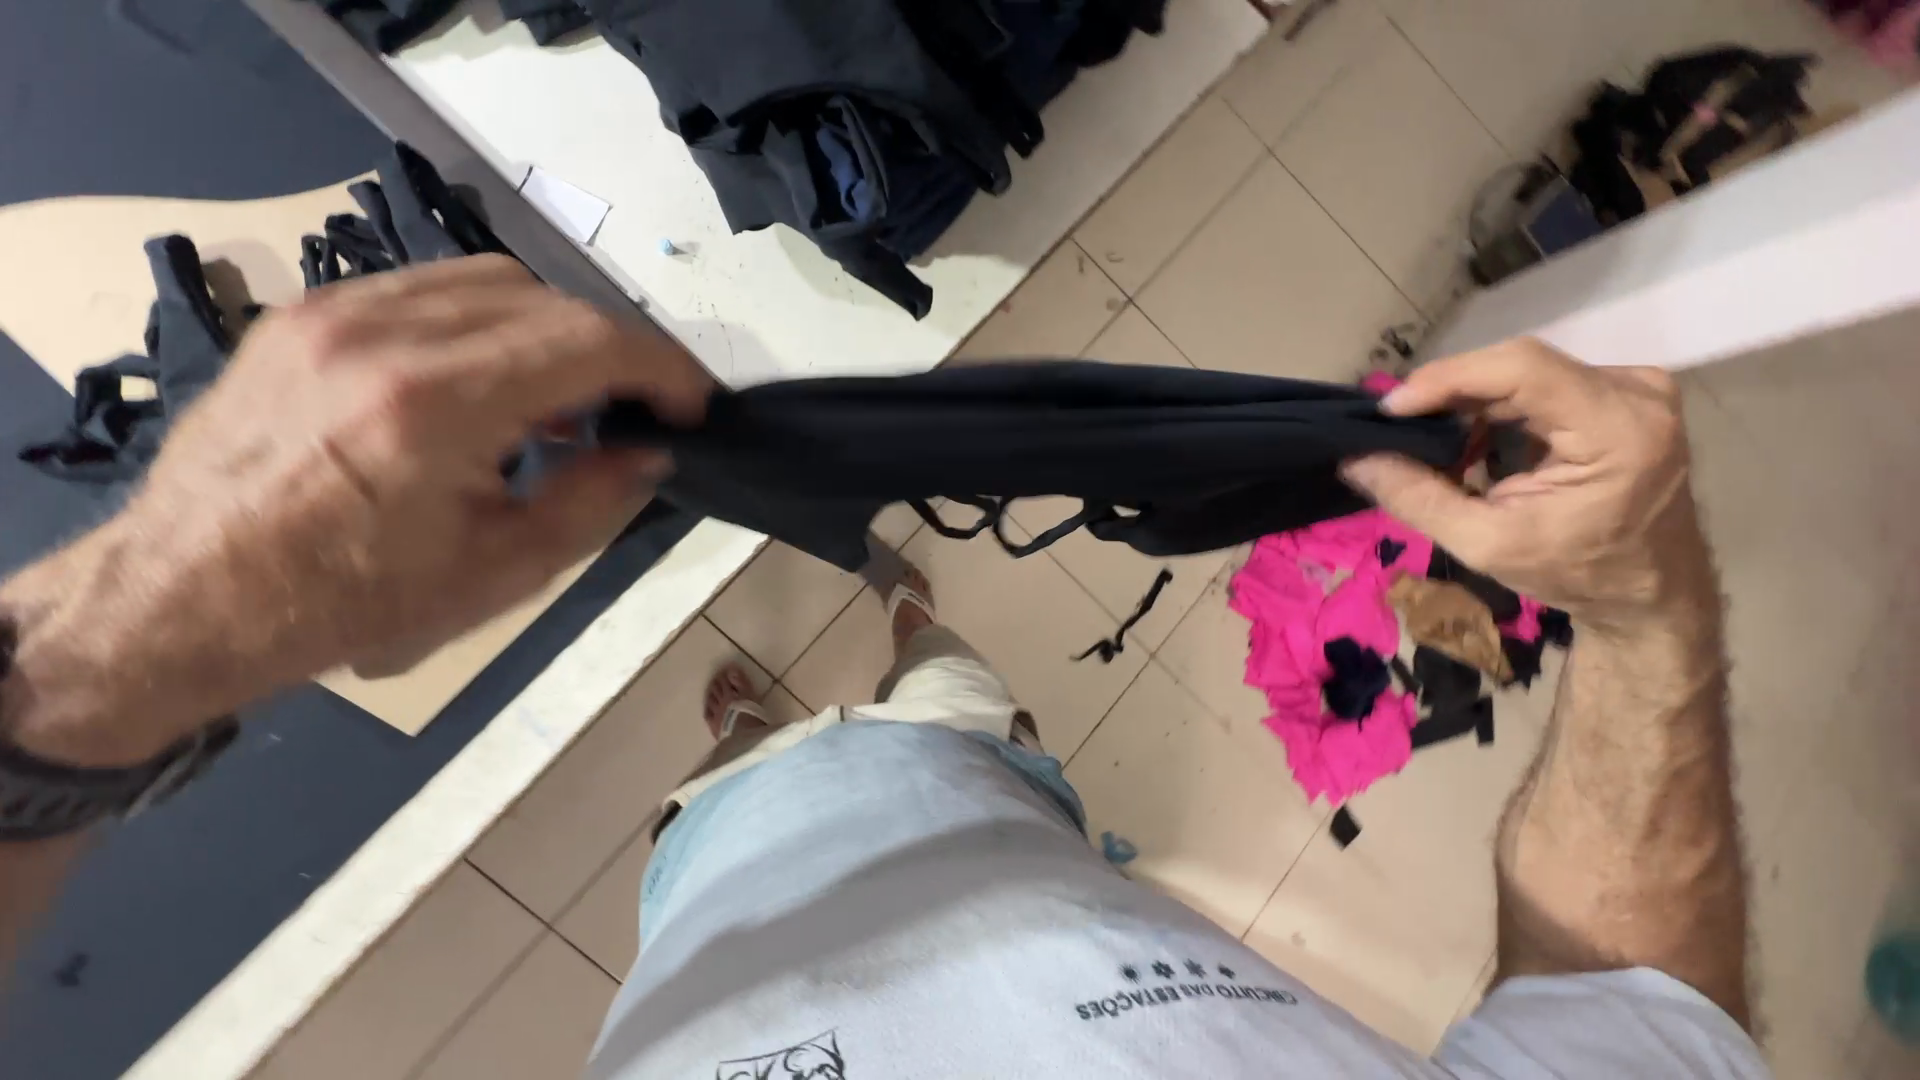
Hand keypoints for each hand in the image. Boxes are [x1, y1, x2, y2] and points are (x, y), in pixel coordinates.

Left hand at [0, 255, 712, 764]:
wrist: (185, 597)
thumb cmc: (356, 602)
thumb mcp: (503, 571)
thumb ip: (596, 500)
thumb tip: (653, 451)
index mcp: (434, 409)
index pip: (588, 342)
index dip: (662, 367)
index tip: (692, 404)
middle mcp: (382, 336)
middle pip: (551, 300)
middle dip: (620, 349)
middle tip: (641, 407)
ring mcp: (335, 313)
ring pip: (498, 280)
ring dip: (561, 330)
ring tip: (572, 396)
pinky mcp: (308, 315)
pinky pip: (436, 288)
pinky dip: (497, 322)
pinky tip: (500, 379)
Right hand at [1339, 339, 1711, 634]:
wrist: (1648, 591)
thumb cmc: (1574, 573)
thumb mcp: (1484, 544)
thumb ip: (1416, 498)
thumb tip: (1353, 459)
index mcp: (1618, 430)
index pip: (1522, 369)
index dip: (1448, 378)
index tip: (1391, 409)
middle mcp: (1635, 392)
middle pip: (1517, 365)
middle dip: (1448, 391)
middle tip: (1395, 425)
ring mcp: (1632, 388)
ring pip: (1521, 371)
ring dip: (1465, 401)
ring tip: (1427, 440)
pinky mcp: (1619, 393)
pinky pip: (1537, 382)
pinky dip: (1490, 406)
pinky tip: (1467, 440)